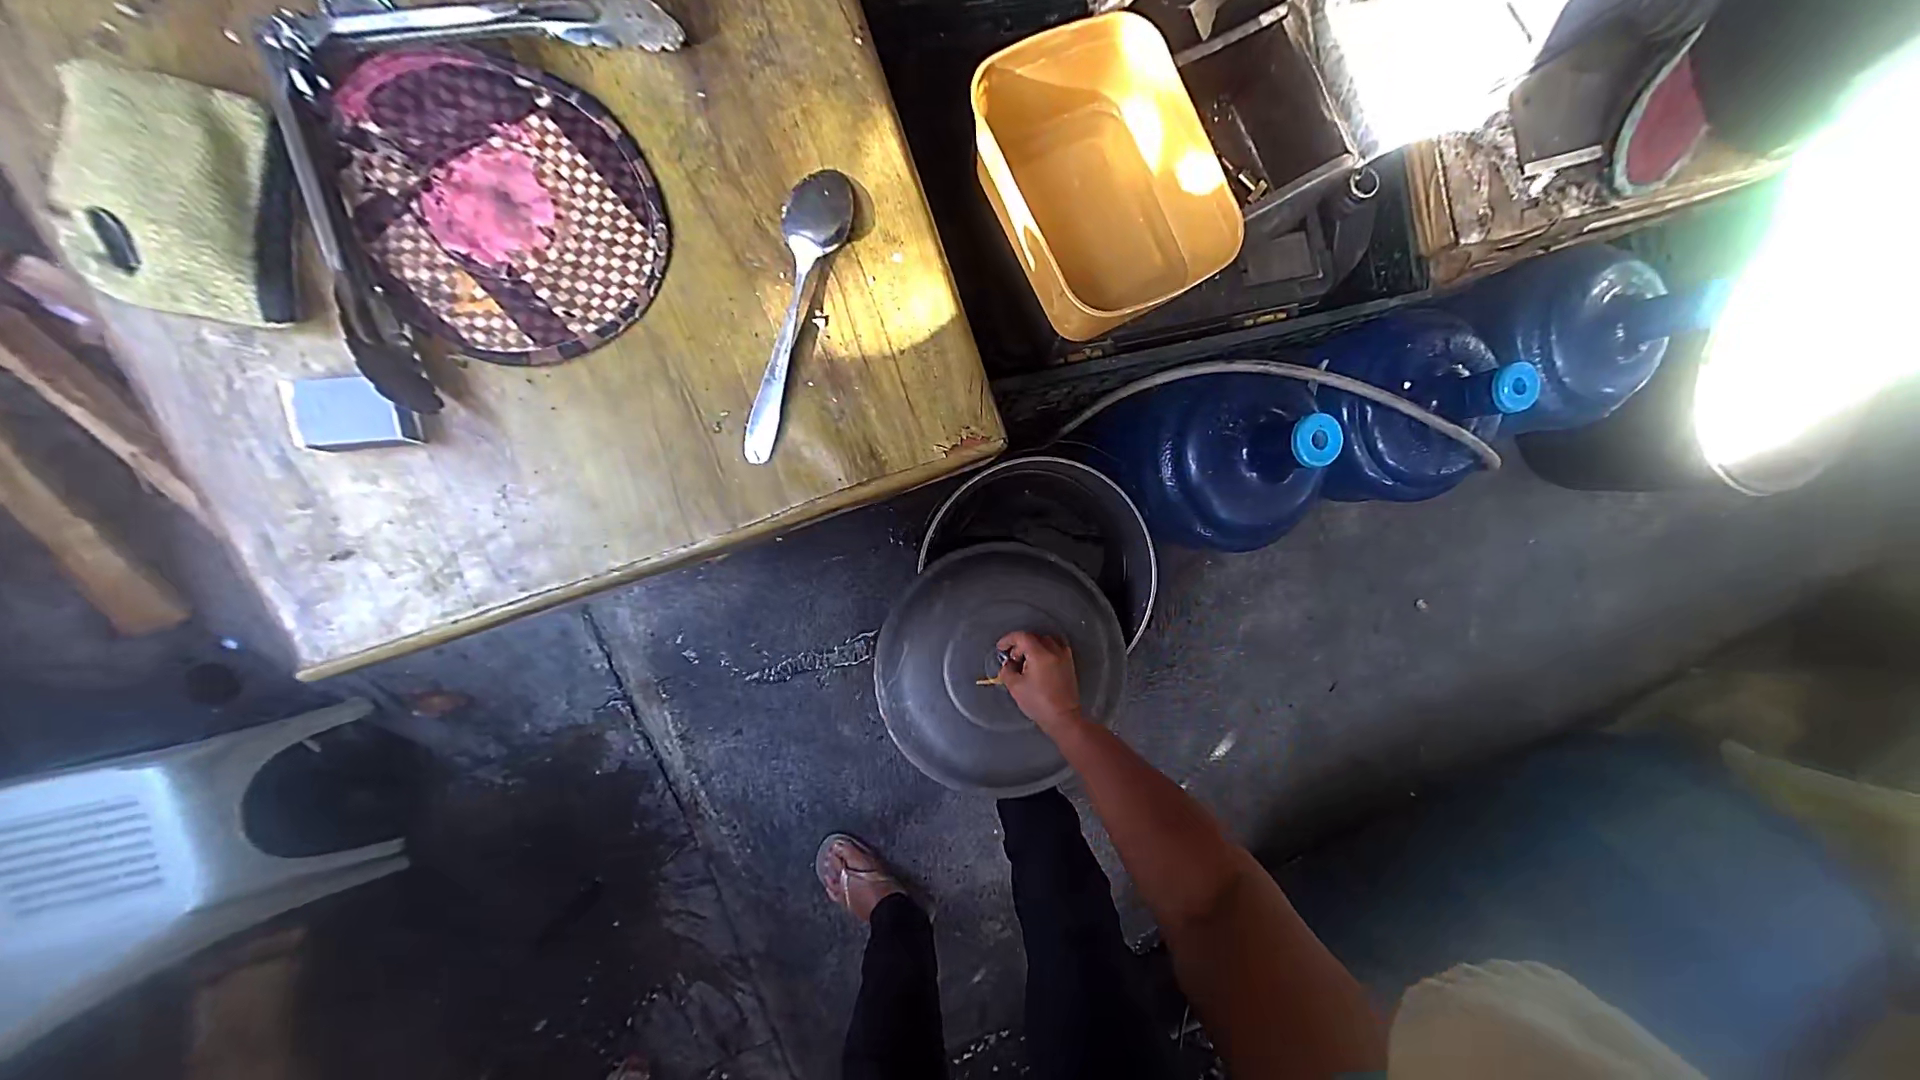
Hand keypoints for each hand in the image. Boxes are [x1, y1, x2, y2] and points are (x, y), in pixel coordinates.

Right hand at [996, 631, 1084, 734]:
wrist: (1063, 717)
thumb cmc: (1038, 702)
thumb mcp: (1015, 687)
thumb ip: (1007, 671)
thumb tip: (1007, 664)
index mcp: (1040, 654)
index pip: (1022, 637)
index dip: (1008, 640)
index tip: (1000, 648)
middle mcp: (1054, 650)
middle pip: (1034, 637)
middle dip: (1020, 645)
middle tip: (1013, 659)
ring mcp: (1064, 656)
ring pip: (1046, 640)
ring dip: (1033, 646)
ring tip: (1026, 660)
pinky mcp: (1069, 663)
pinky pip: (1056, 647)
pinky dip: (1045, 649)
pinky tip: (1040, 662)